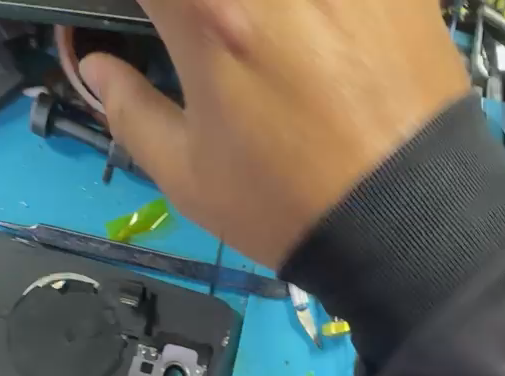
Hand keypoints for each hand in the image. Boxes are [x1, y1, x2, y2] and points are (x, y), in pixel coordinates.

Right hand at [79, 0, 467, 267]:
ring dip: (250, 13)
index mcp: (205, 8)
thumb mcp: (192, 179)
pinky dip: (306, 14)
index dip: (144, 5)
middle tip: (198, 35)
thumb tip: (97, 67)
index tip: (151, 23)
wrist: (407, 224)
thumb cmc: (290, 207)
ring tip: (256, 41)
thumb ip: (131, 113)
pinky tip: (306, 38)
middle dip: (198, 11)